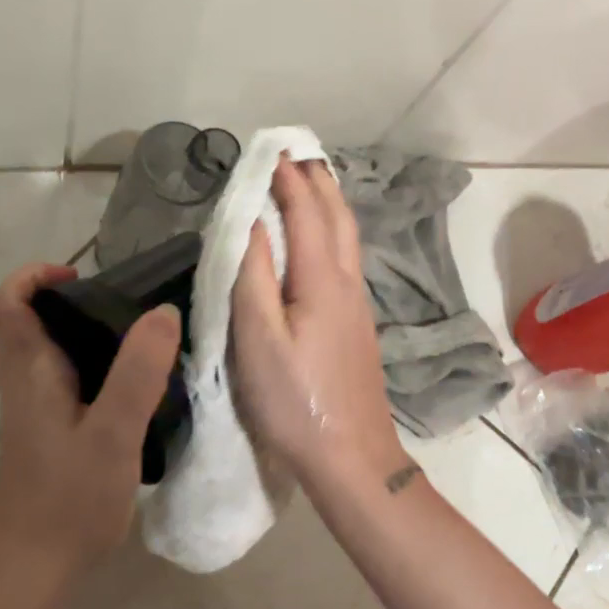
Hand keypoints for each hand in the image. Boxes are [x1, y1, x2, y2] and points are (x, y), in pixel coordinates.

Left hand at [0, 262, 181, 582]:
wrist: (33, 567)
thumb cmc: (71, 499)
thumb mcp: (115, 434)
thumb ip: (138, 373)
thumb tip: (162, 313)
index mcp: (31, 373)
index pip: (6, 304)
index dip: (32, 276)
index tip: (79, 275)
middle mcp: (21, 386)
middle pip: (19, 324)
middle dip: (55, 301)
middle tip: (108, 305)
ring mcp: (27, 413)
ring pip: (35, 355)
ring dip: (68, 334)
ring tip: (123, 341)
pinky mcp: (39, 436)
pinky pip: (50, 382)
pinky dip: (77, 367)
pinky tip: (118, 390)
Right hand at [232, 159, 408, 485]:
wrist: (351, 459)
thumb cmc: (295, 401)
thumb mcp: (259, 338)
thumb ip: (253, 275)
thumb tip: (250, 220)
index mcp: (323, 281)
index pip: (307, 213)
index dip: (288, 179)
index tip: (270, 149)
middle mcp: (348, 285)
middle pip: (339, 219)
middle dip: (317, 181)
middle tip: (295, 155)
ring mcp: (358, 308)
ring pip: (347, 240)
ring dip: (328, 205)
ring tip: (307, 186)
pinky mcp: (356, 328)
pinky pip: (345, 261)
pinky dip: (331, 234)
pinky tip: (318, 245)